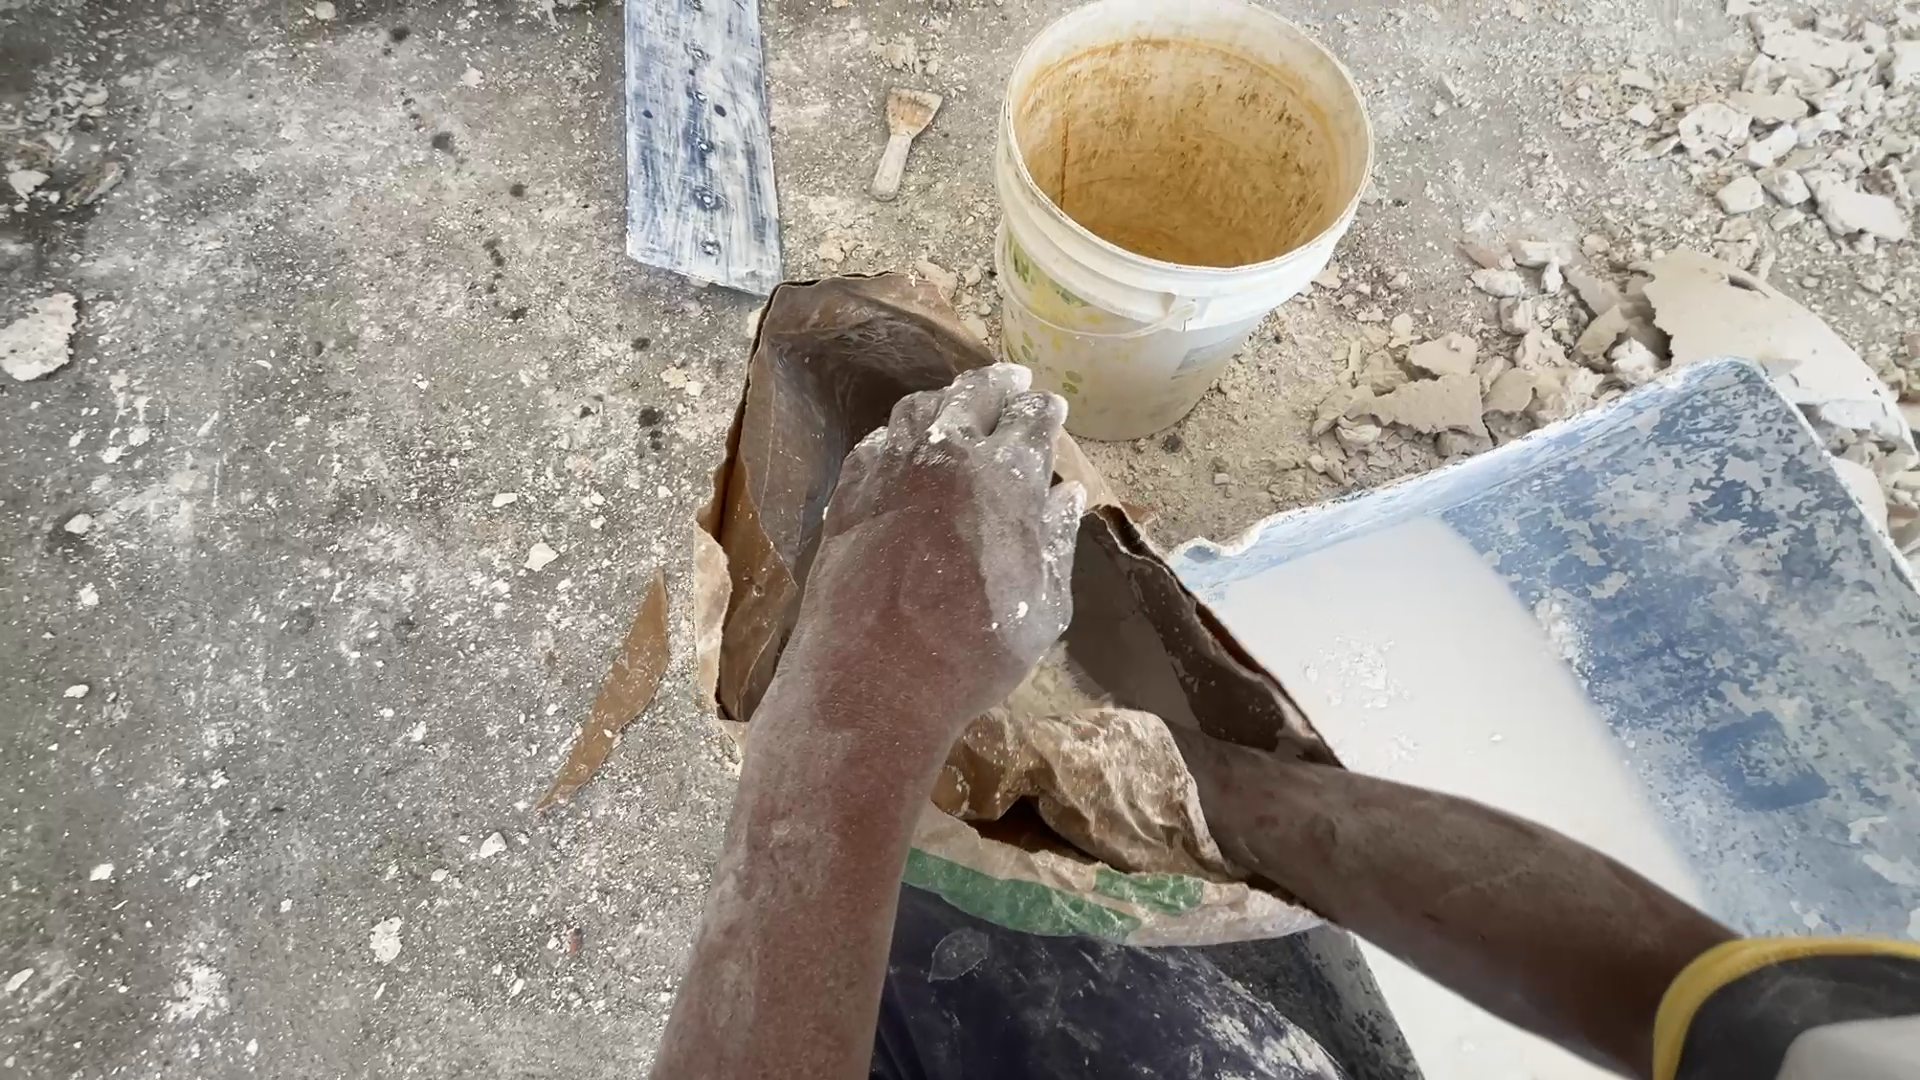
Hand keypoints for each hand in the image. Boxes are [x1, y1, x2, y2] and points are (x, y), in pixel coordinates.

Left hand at [771, 363, 1083, 749]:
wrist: (872, 680)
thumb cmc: (973, 652)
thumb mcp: (1044, 608)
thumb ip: (1056, 542)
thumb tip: (1067, 495)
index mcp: (1006, 475)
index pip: (1032, 420)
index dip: (1045, 410)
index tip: (1049, 405)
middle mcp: (948, 454)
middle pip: (975, 392)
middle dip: (1000, 381)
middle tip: (1013, 379)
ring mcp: (891, 467)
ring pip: (920, 408)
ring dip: (947, 398)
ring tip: (958, 403)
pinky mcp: (850, 491)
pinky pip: (878, 442)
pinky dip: (900, 435)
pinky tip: (904, 446)